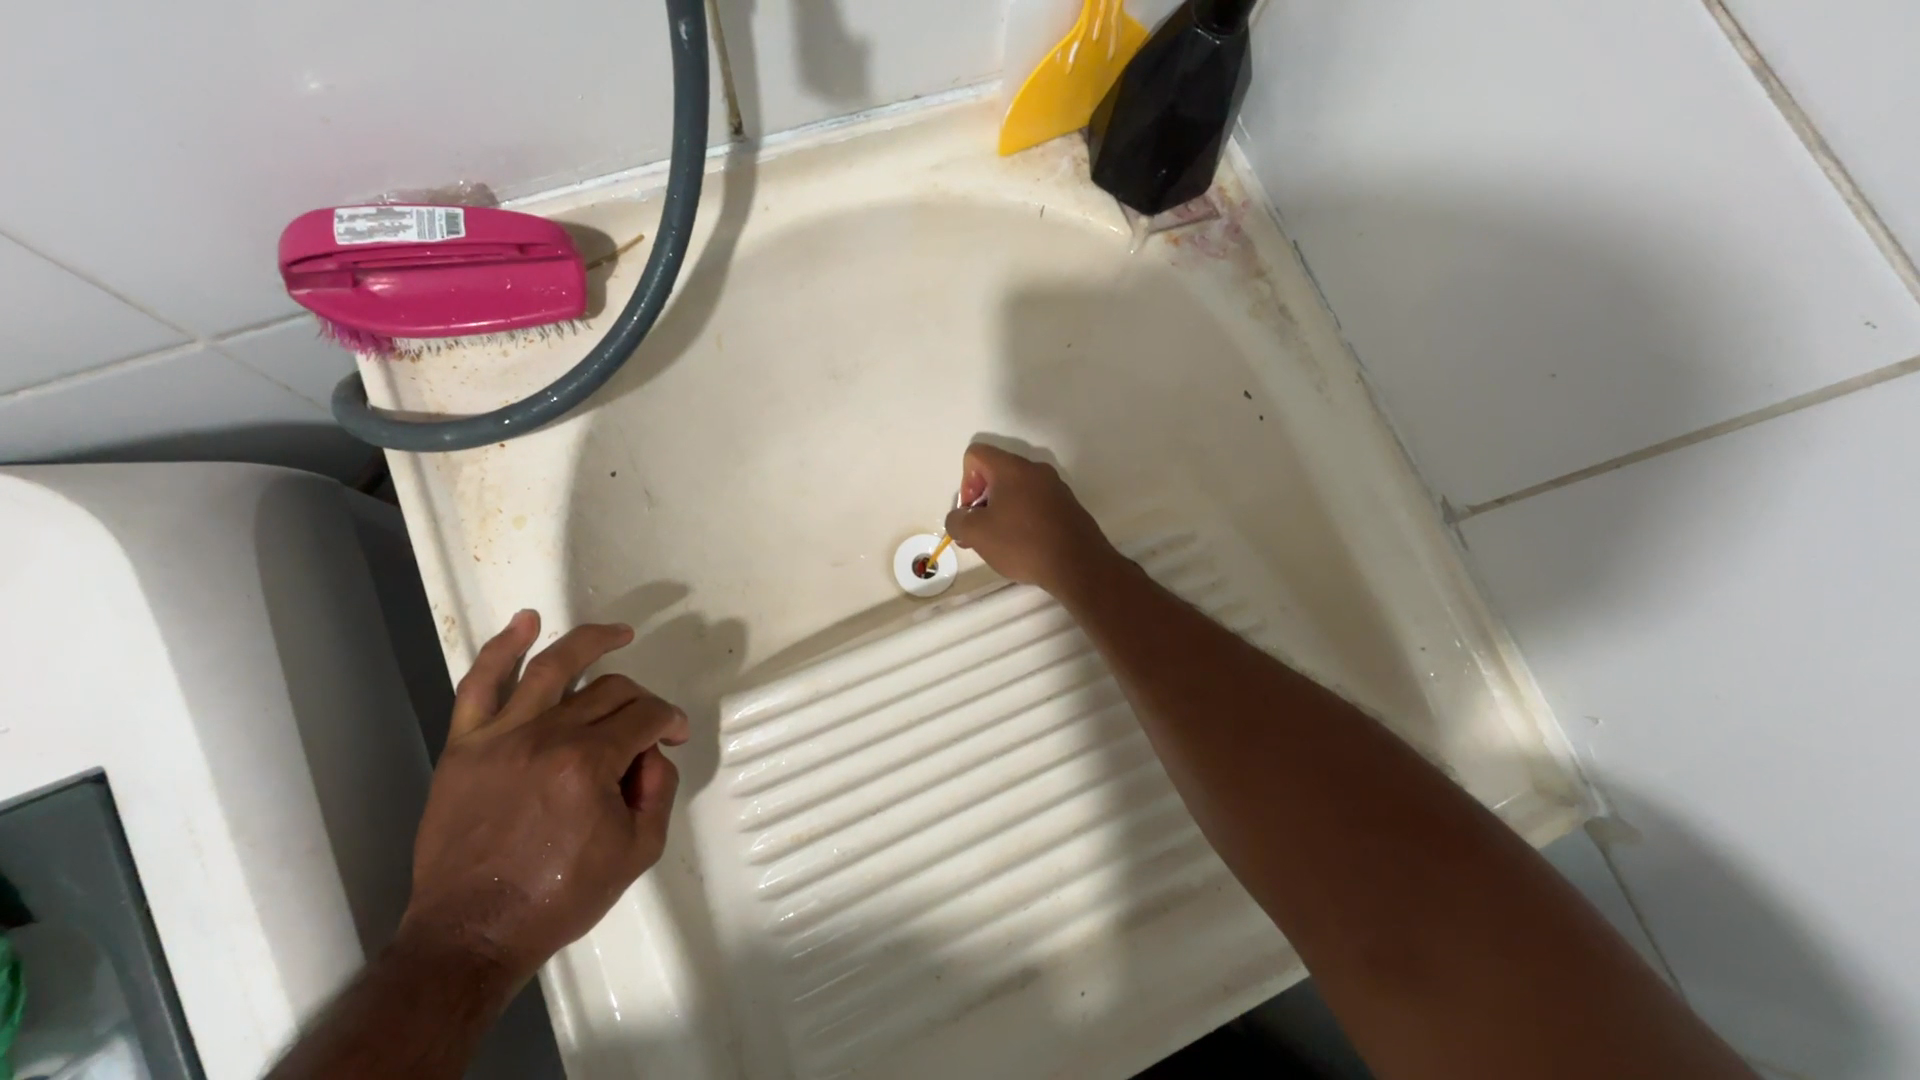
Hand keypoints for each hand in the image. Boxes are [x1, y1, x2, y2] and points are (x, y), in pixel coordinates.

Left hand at [399, 611, 690, 982]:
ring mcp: (500, 737)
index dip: (669, 720)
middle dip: (641, 701)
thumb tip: (650, 752)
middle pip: (609, 691)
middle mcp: (546, 737)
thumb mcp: (638, 851)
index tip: (674, 735)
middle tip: (648, 725)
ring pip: (553, 668)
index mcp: (589, 764)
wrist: (473, 932)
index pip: (645, 716)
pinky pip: (480, 684)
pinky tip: (526, 623)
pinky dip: (503, 648)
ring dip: (591, 641)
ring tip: (618, 632)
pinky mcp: (465, 747)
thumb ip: (658, 789)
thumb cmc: (560, 897)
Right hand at [942, 443, 1123, 595]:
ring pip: (1017, 490)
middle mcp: (1035, 470)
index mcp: (1012, 468)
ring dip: (1002, 511)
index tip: (972, 511)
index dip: (965, 481)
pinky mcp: (1068, 506)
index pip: (976, 454)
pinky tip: (1025, 545)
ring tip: (1002, 543)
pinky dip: (1024, 518)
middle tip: (981, 532)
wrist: (1078, 564)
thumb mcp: (977, 534)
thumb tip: (959, 518)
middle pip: (996, 473)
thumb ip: (957, 521)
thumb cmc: (1022, 543)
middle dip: (982, 500)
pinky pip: (1036, 503)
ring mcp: (1055, 487)